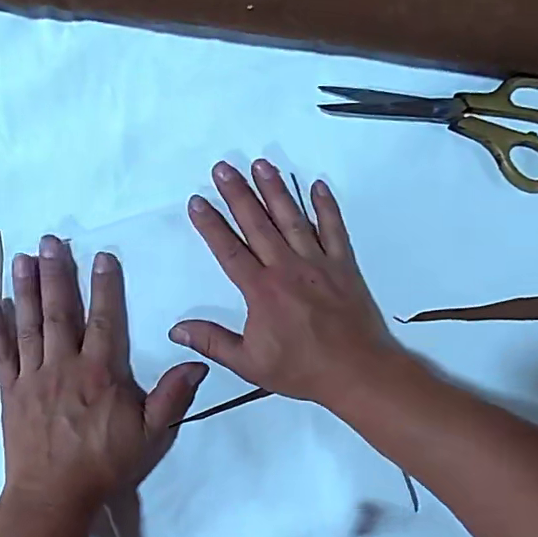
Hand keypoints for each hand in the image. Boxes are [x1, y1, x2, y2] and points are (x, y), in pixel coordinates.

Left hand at [0, 235, 208, 517]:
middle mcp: (64, 364)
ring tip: (22, 257)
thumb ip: (172, 396)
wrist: (54, 495)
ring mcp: (33, 376)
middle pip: (60, 311)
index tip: (101, 255)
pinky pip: (1, 353)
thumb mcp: (150, 433)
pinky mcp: (11, 391)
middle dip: (56, 273)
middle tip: (49, 240)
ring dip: (25, 288)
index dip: (105, 286)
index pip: (105, 319)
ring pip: (29, 324)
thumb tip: (199, 362)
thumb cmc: (105, 463)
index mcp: (100, 372)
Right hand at [171, 160, 403, 406]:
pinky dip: (326, 207)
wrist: (359, 372)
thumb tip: (178, 330)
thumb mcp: (250, 363)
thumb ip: (213, 342)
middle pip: (257, 224)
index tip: (198, 202)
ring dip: (276, 190)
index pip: (230, 250)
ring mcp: (318, 263)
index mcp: (262, 291)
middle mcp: (288, 269)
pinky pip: (334, 229)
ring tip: (261, 165)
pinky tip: (317, 186)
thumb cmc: (304, 369)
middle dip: (238, 194)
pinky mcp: (344, 266)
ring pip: (292, 219)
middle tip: (224, 168)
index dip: (211, 225)